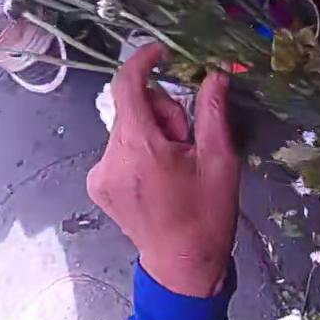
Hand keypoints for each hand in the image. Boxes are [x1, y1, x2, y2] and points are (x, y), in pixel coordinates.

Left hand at [87, 44, 240, 297]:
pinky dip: (141, 149)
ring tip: (176, 163)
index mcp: (140, 149)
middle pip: (133, 107)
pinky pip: (120, 147)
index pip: (127, 87)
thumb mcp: (221, 160)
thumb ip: (214, 111)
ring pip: (127, 126)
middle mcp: (110, 158)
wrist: (183, 265)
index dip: (142, 62)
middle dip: (164, 113)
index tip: (162, 53)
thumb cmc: (207, 213)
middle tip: (188, 143)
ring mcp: (99, 174)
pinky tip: (159, 175)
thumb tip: (216, 74)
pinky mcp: (98, 185)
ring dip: (153, 132)